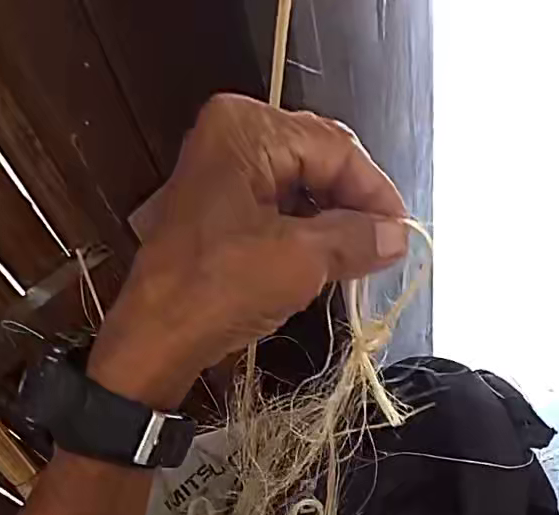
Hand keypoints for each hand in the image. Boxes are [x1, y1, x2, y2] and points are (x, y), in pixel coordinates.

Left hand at [88, 93, 408, 407]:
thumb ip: (355, 239)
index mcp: (246, 129)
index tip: (401, 230)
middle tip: (383, 247)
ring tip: (358, 262)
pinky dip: (304, 240)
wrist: (157, 341)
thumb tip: (396, 236)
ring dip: (330, 228)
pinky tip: (324, 266)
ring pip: (297, 194)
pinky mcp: (217, 219)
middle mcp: (230, 142)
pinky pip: (275, 218)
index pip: (334, 146)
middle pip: (316, 165)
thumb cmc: (217, 291)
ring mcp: (220, 181)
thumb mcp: (299, 261)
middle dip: (353, 208)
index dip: (375, 190)